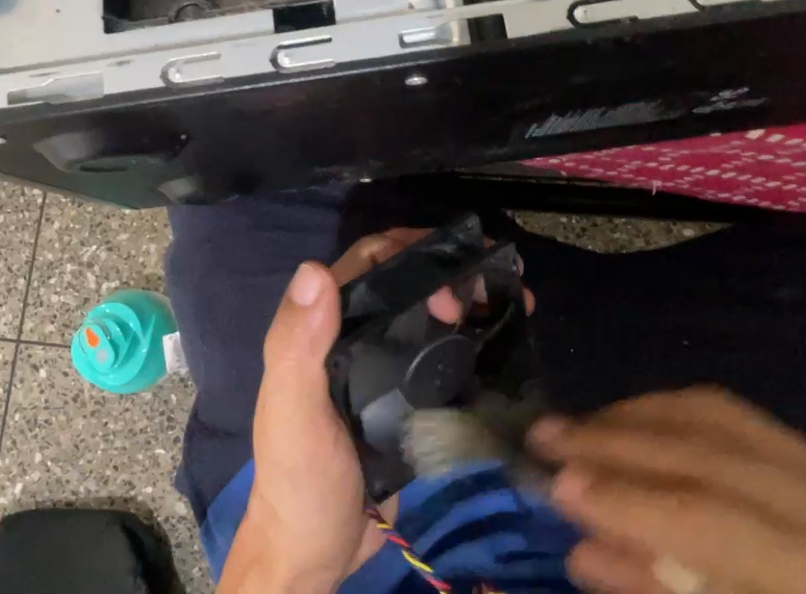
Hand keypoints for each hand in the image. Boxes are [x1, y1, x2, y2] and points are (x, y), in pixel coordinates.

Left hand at [220, 228, 513, 592]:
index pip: (366, 265)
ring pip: (424, 315)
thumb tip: (315, 269)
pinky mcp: (407, 401)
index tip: (452, 272)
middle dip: (448, 270)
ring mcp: (380, 370)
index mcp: (320, 330)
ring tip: (513, 299)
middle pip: (402, 284)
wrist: (319, 552)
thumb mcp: (292, 411)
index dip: (409, 253)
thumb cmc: (300, 478)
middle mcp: (350, 339)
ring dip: (465, 299)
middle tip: (494, 285)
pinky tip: (502, 339)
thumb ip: (297, 344)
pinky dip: (469, 340)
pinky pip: (439, 357)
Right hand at [530, 387, 805, 593]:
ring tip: (576, 426)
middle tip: (543, 434)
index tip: (556, 484)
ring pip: (719, 417)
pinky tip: (630, 424)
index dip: (626, 500)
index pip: (712, 520)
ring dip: (634, 416)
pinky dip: (672, 415)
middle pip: (710, 454)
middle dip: (614, 440)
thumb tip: (583, 548)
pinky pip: (739, 419)